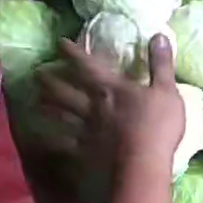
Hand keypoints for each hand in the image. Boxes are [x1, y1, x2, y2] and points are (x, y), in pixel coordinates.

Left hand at [38, 34, 185, 179]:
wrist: (141, 167)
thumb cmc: (158, 128)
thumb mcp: (167, 91)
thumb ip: (161, 64)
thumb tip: (159, 34)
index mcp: (111, 89)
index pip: (87, 65)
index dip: (73, 52)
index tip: (60, 43)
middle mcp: (91, 106)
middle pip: (64, 90)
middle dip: (50, 79)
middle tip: (37, 73)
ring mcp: (84, 130)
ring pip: (59, 114)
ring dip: (46, 106)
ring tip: (35, 101)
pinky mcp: (81, 152)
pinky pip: (60, 143)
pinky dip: (50, 139)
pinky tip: (43, 138)